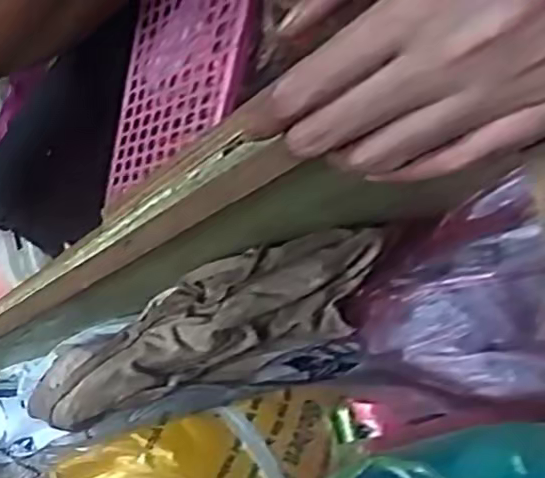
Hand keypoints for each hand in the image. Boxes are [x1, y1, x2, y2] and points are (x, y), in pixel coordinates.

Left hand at [244, 0, 544, 181]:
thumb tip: (289, 32)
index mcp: (417, 15)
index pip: (294, 98)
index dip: (263, 114)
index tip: (257, 118)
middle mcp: (447, 64)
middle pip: (317, 138)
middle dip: (302, 132)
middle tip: (309, 120)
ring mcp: (494, 94)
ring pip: (364, 160)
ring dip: (348, 150)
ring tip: (357, 129)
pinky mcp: (538, 114)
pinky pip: (435, 167)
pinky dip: (400, 166)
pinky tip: (397, 150)